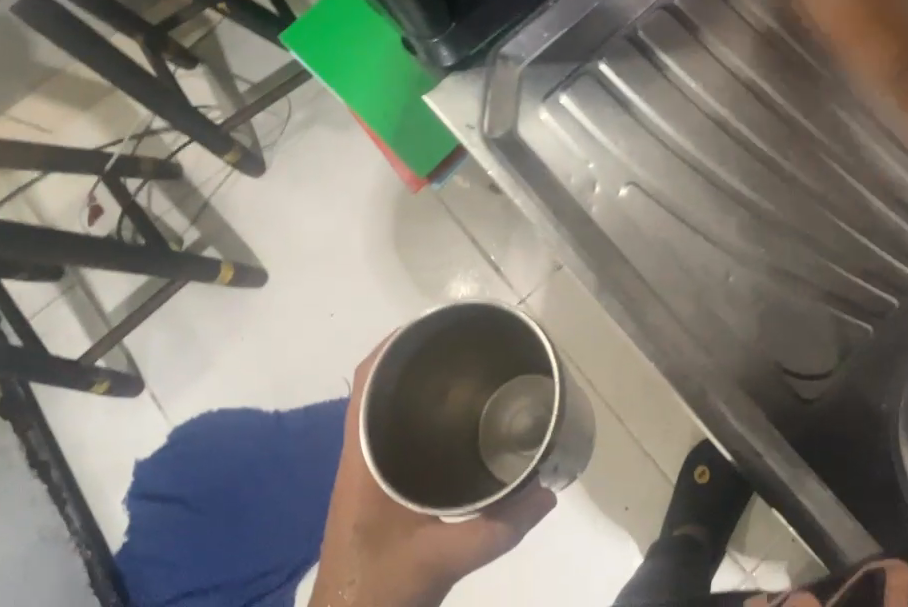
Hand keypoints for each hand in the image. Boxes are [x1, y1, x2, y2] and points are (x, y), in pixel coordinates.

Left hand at [313, 347, 555, 606]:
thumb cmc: (383, 585)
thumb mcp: (444, 559)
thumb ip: (498, 528)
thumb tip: (548, 492)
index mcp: (364, 459)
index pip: (367, 381)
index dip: (394, 345)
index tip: (436, 326)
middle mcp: (359, 456)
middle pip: (378, 386)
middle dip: (417, 359)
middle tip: (467, 346)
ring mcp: (363, 473)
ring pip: (384, 411)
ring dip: (416, 387)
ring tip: (468, 372)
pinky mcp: (374, 490)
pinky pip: (392, 437)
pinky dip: (419, 418)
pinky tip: (456, 425)